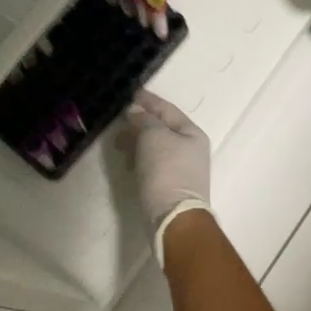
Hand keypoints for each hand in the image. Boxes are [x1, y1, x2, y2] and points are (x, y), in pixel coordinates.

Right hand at [124, 89, 211, 225]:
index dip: (148, 101)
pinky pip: (152, 164)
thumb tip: (136, 111)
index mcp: (192, 133)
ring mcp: (181, 169)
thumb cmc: (166, 171)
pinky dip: (139, 159)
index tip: (130, 94)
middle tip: (118, 123)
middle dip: (139, 123)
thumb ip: (144, 120)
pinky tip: (129, 164)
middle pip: (161, 128)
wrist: (173, 217)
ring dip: (137, 142)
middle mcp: (190, 149)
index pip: (167, 109)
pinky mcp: (170, 185)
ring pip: (155, 147)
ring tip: (119, 145)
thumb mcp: (154, 137)